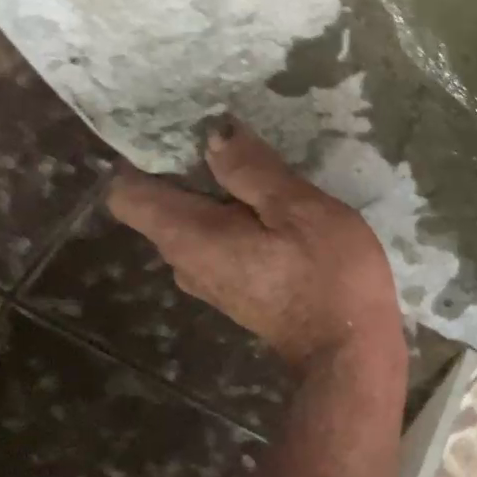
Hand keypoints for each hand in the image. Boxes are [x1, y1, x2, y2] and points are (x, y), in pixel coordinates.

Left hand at [108, 118, 404, 373]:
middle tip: (247, 140)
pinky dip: (240, 218)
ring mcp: (209, 279)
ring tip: (272, 170)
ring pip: (196, 223)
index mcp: (190, 236)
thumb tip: (214, 133)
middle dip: (194, 170)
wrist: (348, 346)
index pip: (128, 194)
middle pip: (164, 206)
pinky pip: (220, 241)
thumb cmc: (327, 271)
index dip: (147, 158)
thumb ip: (254, 171)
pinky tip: (284, 210)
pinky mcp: (237, 288)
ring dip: (224, 195)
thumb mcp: (301, 209)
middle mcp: (184, 260)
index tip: (188, 129)